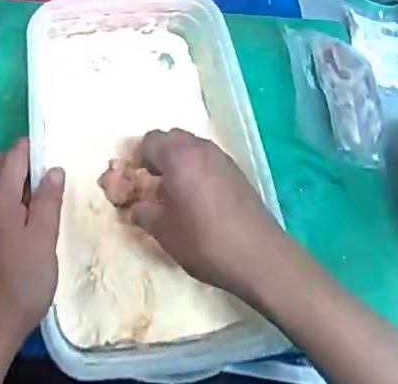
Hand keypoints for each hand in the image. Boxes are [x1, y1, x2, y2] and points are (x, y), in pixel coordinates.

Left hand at [0, 138, 64, 347]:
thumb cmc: (22, 281)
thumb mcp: (44, 240)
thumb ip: (48, 200)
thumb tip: (53, 169)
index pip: (13, 154)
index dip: (32, 147)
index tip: (51, 151)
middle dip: (21, 160)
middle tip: (48, 175)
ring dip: (13, 179)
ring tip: (38, 196)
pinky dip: (5, 196)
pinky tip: (21, 218)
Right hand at [113, 129, 286, 296]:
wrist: (261, 258)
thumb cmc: (205, 241)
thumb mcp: (164, 232)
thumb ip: (144, 214)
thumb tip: (136, 207)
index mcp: (176, 155)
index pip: (149, 141)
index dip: (140, 158)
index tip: (141, 181)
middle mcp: (199, 148)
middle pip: (172, 138)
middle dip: (161, 155)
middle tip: (158, 183)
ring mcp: (221, 158)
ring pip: (192, 147)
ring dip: (181, 161)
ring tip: (181, 191)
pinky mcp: (238, 172)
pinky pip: (209, 159)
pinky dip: (200, 169)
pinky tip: (204, 198)